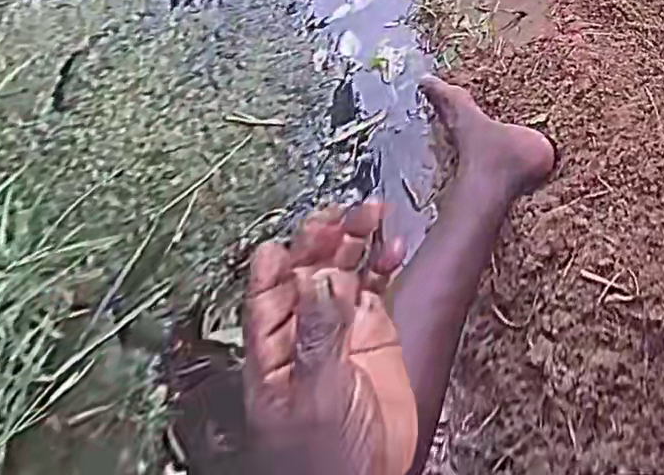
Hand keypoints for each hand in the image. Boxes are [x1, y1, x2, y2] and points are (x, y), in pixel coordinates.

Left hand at [241, 201, 416, 474]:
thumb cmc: (325, 459)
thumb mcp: (317, 395)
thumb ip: (319, 335)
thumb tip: (316, 278)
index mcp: (274, 350)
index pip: (269, 293)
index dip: (280, 261)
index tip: (294, 235)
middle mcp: (305, 330)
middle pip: (309, 270)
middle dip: (323, 238)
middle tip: (341, 214)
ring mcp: (341, 326)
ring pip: (344, 267)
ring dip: (356, 238)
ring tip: (371, 213)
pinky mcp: (373, 327)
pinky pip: (377, 282)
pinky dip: (386, 261)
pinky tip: (394, 247)